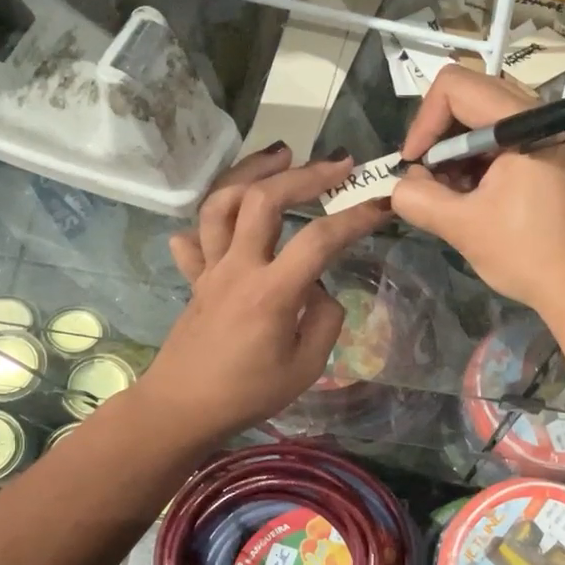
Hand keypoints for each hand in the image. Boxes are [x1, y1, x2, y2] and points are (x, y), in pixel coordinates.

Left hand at [131, 144, 388, 450]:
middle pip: (265, 200)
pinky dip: (212, 217)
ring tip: (280, 155)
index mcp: (272, 292)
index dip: (355, 218)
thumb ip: (324, 321)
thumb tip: (319, 290)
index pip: (319, 240)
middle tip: (337, 165)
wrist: (182, 408)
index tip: (382, 204)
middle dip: (305, 174)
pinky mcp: (195, 279)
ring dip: (252, 171)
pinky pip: (197, 236)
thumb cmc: (248, 394)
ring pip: (223, 202)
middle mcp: (238, 268)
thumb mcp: (305, 368)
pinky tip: (229, 212)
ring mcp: (211, 269)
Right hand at [390, 67, 564, 314]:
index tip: (413, 166)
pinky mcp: (545, 161)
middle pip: (469, 99)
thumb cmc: (526, 254)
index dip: (424, 122)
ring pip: (482, 123)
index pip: (455, 86)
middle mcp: (536, 118)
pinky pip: (500, 144)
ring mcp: (544, 139)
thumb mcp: (463, 227)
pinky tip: (469, 200)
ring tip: (447, 196)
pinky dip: (476, 165)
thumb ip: (420, 199)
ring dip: (456, 155)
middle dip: (439, 139)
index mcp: (522, 122)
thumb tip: (400, 186)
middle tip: (427, 180)